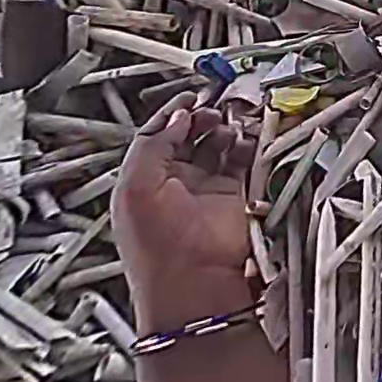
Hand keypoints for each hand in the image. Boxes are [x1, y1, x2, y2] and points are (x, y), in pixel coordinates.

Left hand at [112, 93, 256, 328]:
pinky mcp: (235, 194)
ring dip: (223, 127)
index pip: (159, 134)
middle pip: (191, 134)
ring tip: (227, 125)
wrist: (196, 284)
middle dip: (202, 116)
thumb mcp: (136, 188)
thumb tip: (177, 117)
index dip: (174, 113)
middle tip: (212, 108)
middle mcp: (176, 181)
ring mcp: (207, 187)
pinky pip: (242, 158)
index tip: (189, 97)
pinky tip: (242, 139)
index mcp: (145, 179)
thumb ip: (153, 144)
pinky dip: (245, 143)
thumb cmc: (159, 248)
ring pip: (218, 142)